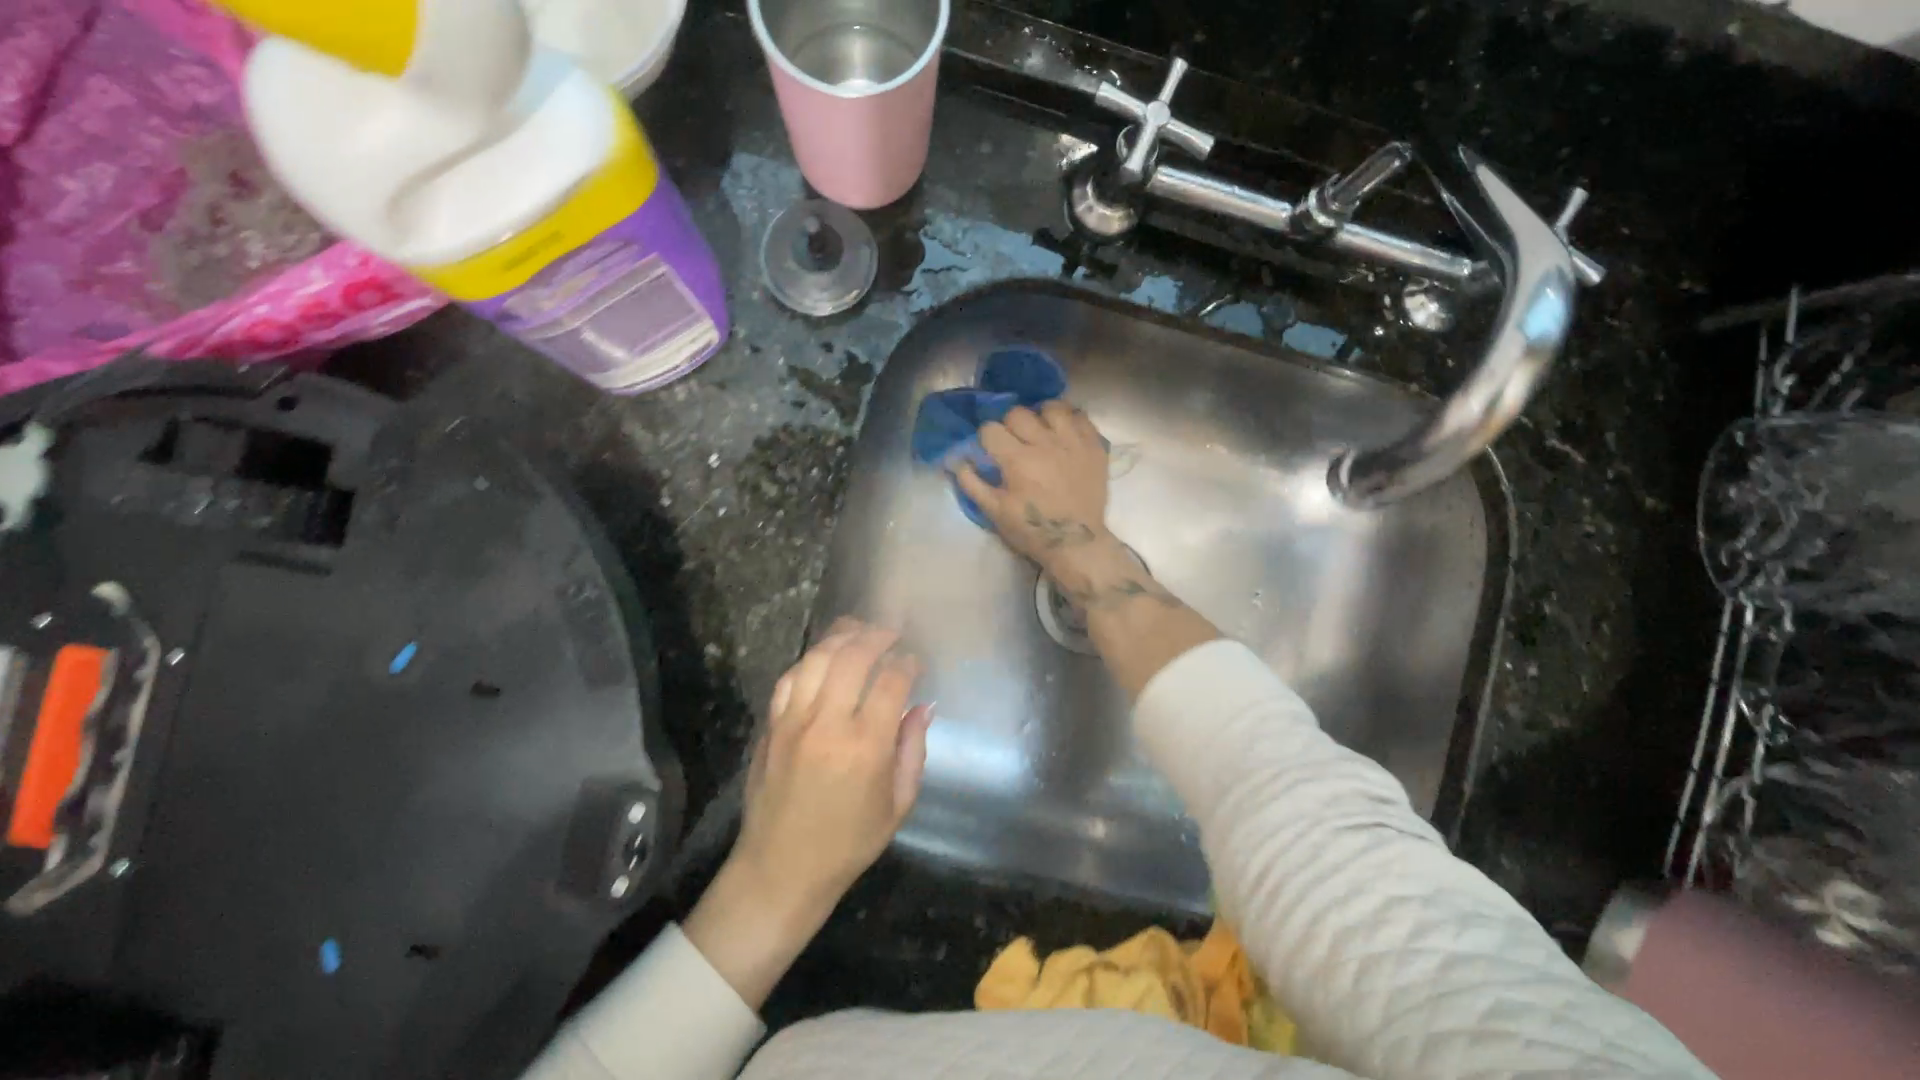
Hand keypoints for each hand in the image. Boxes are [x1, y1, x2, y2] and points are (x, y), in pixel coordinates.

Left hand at [685, 620, 931, 1007]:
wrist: (781, 869)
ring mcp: (793, 723)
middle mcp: (828, 725)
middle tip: (891, 632)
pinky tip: (823, 658)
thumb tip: (923, 707)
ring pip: (817, 659)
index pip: (891, 682)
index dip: (907, 663)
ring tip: (859, 631)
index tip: (915, 660)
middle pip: (852, 658)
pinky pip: (789, 679)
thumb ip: (913, 751)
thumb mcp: (898, 804)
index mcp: (867, 747)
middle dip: (876, 636)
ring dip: (841, 638)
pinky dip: (809, 661)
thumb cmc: (848, 843)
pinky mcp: (770, 727)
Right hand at [951, 401, 1111, 578]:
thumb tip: (955, 460)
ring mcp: (1072, 442)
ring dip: (1041, 417)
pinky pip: (1080, 416)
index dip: (986, 439)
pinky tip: (1063, 432)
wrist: (1077, 542)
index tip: (990, 451)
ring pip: (1051, 407)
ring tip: (1041, 432)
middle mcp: (1045, 444)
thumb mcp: (995, 511)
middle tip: (1015, 442)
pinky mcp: (1093, 446)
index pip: (990, 429)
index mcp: (1017, 460)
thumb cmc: (1031, 530)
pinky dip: (1069, 419)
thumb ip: (972, 483)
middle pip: (1018, 413)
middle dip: (1010, 425)